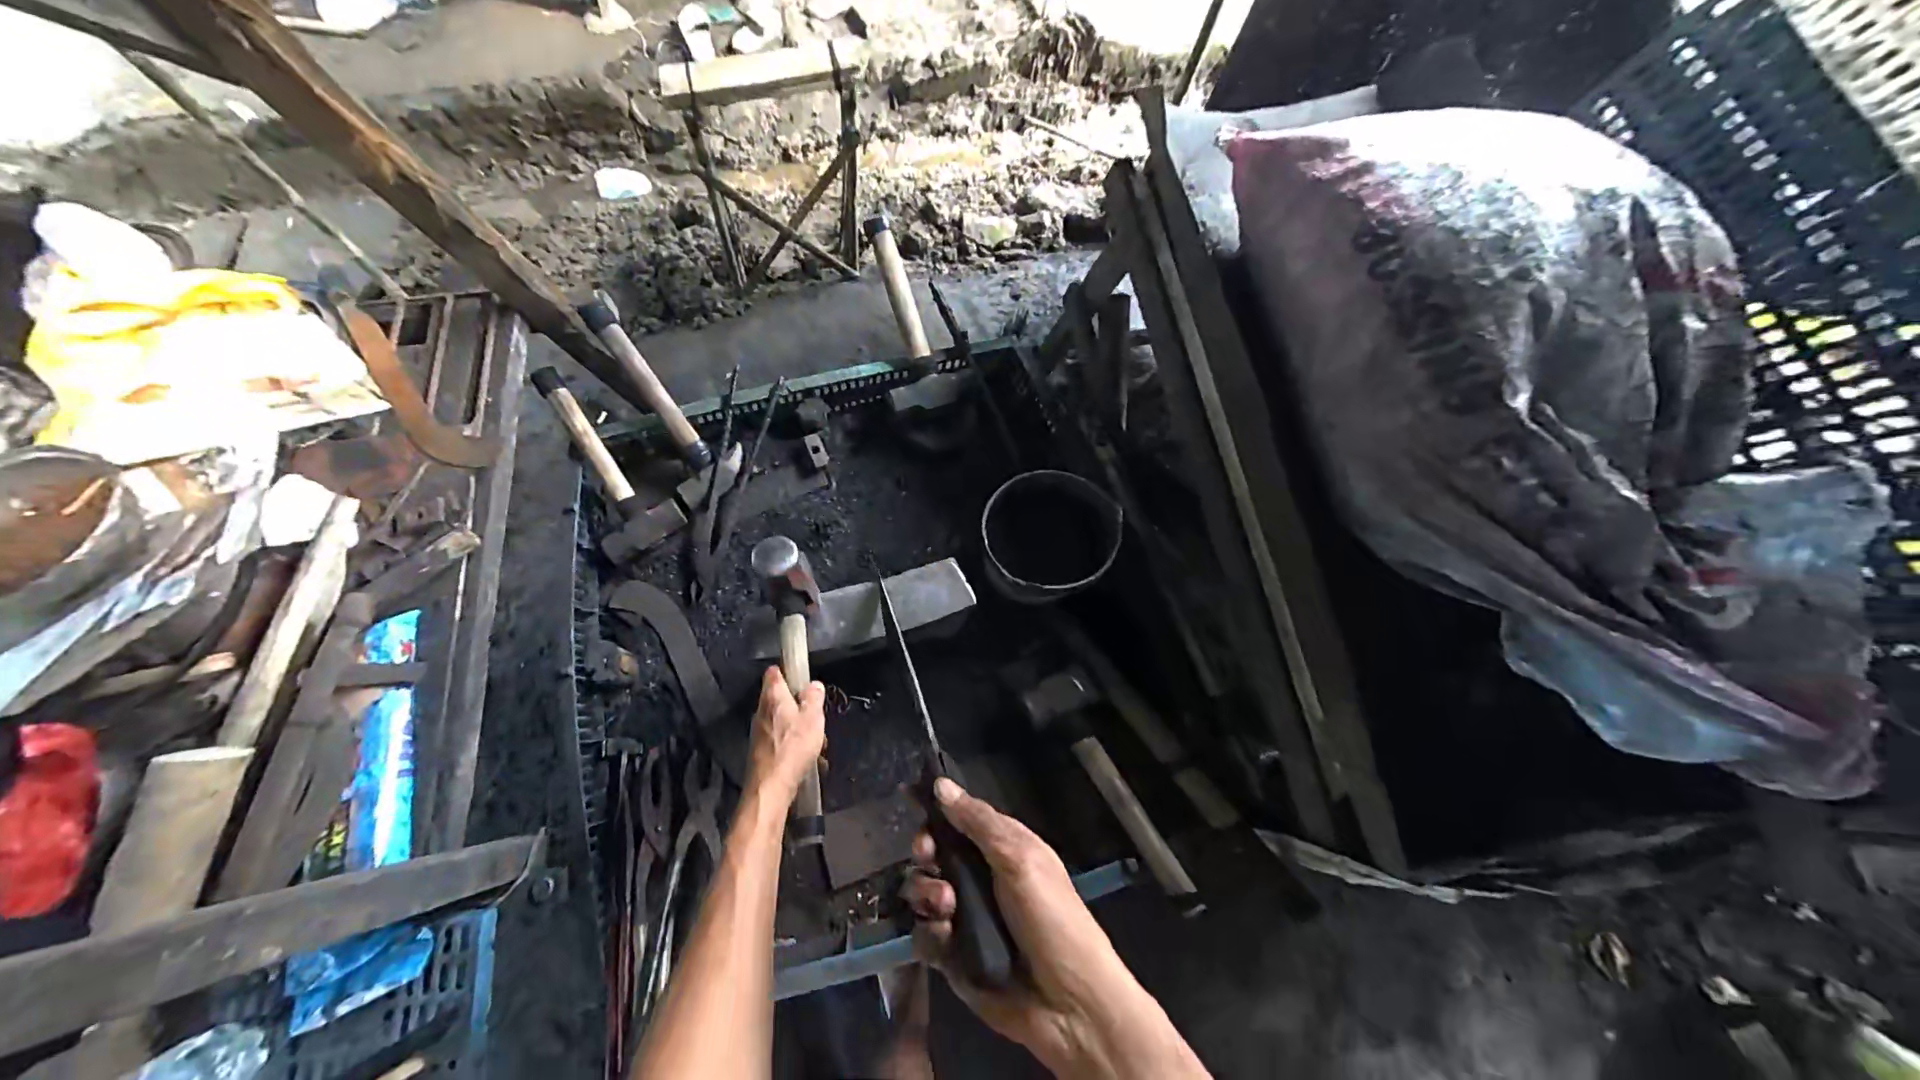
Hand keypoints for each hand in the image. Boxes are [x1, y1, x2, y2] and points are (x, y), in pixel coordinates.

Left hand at [746, 666, 824, 805]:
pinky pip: (779, 739)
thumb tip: (813, 684)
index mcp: (773, 697)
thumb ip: (813, 699)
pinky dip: (792, 744)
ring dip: (797, 727)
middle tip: (815, 715)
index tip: (800, 677)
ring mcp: (758, 731)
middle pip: (778, 698)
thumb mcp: (812, 719)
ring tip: (816, 742)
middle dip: (797, 705)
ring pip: (781, 720)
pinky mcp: (760, 750)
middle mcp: (761, 711)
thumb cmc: (793, 748)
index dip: (786, 671)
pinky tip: (806, 758)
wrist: (770, 787)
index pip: (773, 673)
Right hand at [903, 779, 1206, 1078]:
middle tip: (928, 856)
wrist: (1070, 1005)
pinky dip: (929, 933)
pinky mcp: (954, 957)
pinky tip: (945, 935)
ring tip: (947, 905)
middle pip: (934, 854)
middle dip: (926, 852)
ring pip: (923, 892)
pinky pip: (924, 935)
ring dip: (927, 892)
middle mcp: (980, 879)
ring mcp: (966, 918)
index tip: (913, 804)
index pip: (960, 820)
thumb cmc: (1053, 919)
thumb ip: (978, 822)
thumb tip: (941, 784)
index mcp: (1002, 849)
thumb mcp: (1020, 859)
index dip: (936, 813)